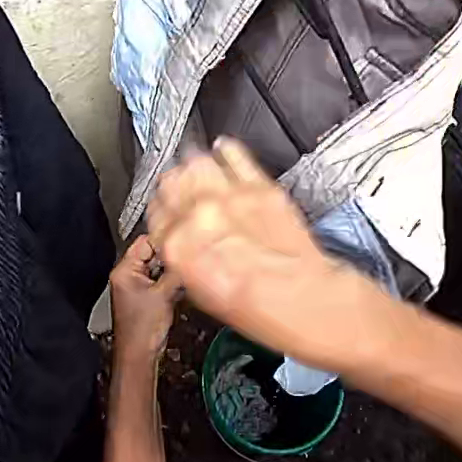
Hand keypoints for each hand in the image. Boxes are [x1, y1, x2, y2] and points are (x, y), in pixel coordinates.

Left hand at [109, 235, 180, 364]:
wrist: (139, 354)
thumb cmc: (143, 328)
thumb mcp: (164, 293)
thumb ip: (175, 271)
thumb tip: (189, 256)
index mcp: (124, 270)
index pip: (145, 242)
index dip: (165, 240)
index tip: (184, 241)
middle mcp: (127, 275)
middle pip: (152, 254)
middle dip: (170, 256)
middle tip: (188, 257)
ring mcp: (136, 286)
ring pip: (158, 268)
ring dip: (172, 270)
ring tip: (186, 272)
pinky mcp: (145, 297)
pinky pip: (160, 281)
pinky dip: (171, 281)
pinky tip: (181, 285)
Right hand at [145, 138, 387, 368]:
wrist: (305, 300)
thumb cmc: (259, 309)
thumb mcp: (205, 296)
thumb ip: (187, 261)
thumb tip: (184, 245)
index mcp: (179, 246)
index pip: (155, 214)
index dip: (162, 214)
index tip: (169, 216)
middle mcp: (198, 215)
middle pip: (172, 182)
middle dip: (175, 187)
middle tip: (183, 193)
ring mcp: (229, 195)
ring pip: (196, 162)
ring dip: (195, 166)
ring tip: (200, 171)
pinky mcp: (259, 184)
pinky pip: (234, 154)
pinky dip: (226, 151)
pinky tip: (224, 152)